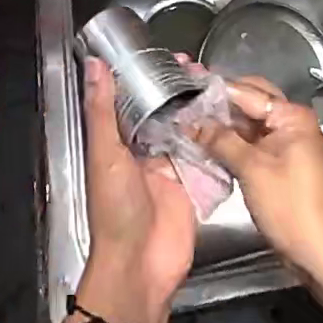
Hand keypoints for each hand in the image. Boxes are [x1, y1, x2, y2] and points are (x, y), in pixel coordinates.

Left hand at [78, 56, 195, 322]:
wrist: (140, 267)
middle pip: (165, 110)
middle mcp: (146, 148)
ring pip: (187, 127)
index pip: (136, 98)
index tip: (168, 54)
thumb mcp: (105, 155)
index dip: (151, 76)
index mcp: (120, 140)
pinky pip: (205, 153)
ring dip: (199, 107)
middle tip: (199, 66)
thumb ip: (103, 110)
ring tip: (215, 82)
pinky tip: (228, 115)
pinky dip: (215, 135)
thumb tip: (94, 63)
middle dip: (180, 88)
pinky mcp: (194, 183)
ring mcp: (171, 165)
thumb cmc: (115, 209)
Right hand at [192, 75, 322, 272]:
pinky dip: (234, 144)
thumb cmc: (292, 208)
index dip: (215, 92)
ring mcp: (288, 144)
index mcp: (291, 116)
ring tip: (191, 127)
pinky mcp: (283, 164)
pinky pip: (254, 143)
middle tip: (187, 110)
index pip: (246, 91)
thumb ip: (220, 140)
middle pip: (249, 103)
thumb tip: (193, 122)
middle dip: (219, 107)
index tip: (185, 92)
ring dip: (224, 127)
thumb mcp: (251, 169)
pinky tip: (210, 148)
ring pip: (250, 125)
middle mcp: (292, 123)